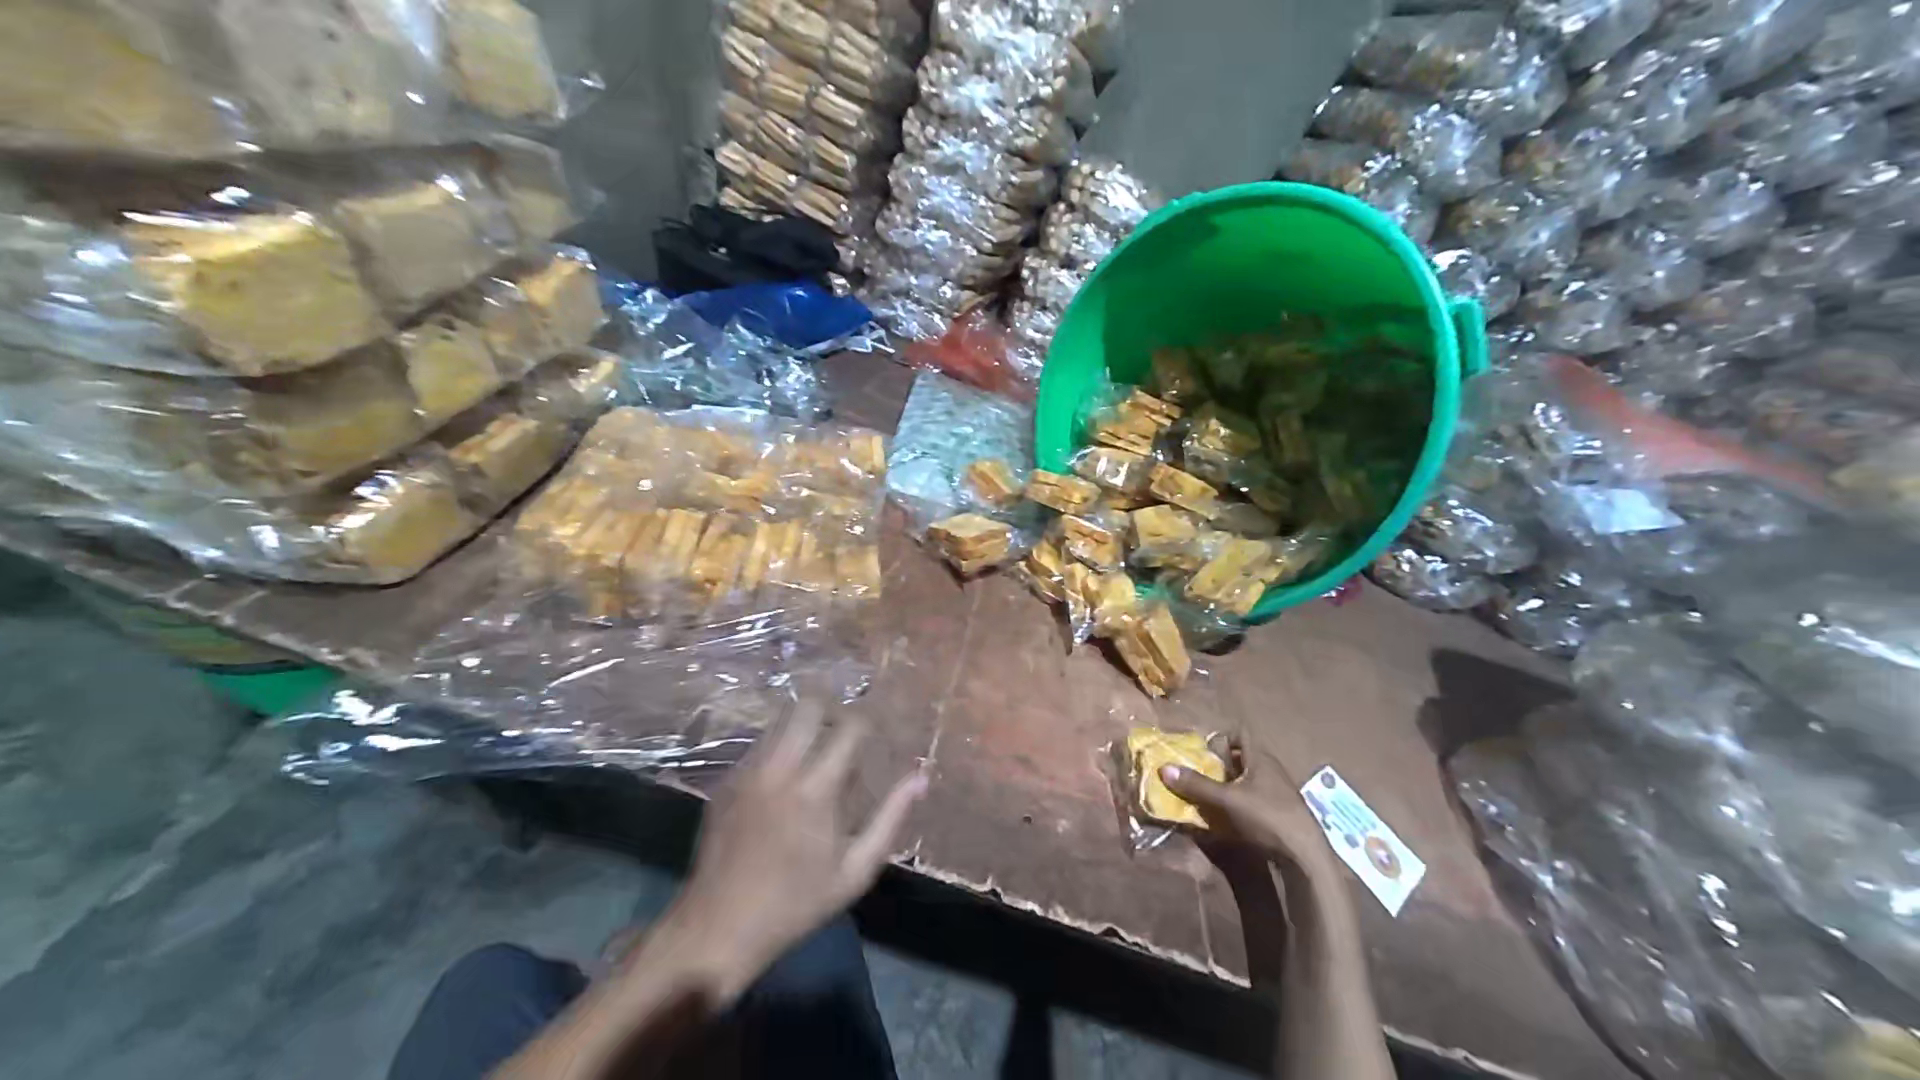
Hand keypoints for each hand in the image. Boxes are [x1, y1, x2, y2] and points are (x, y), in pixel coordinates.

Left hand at [644, 701, 925, 1000]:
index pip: (849, 727)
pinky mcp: (725, 781)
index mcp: (816, 789)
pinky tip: (785, 778)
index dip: (867, 722)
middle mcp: (779, 769)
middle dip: (832, 710)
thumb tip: (920, 777)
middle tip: (844, 732)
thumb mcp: (855, 871)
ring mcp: (747, 771)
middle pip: (808, 706)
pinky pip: (758, 745)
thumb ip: (890, 818)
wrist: (717, 928)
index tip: (875, 733)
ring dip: (803, 725)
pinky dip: (779, 747)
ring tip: (816, 750)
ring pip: (779, 720)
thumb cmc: (796, 904)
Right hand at [1160, 739, 1332, 876]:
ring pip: (1247, 780)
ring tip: (1209, 798)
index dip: (1220, 738)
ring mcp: (1278, 793)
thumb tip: (1164, 768)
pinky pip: (1254, 799)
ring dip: (1227, 786)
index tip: (1203, 753)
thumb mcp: (1226, 800)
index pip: (1240, 733)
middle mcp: (1271, 770)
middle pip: (1241, 757)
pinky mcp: (1281, 813)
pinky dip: (1238, 803)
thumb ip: (1196, 785)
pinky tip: (1227, 819)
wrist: (1306, 858)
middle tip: (1200, 775)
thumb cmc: (1266, 817)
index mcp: (1261, 758)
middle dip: (1219, 765)